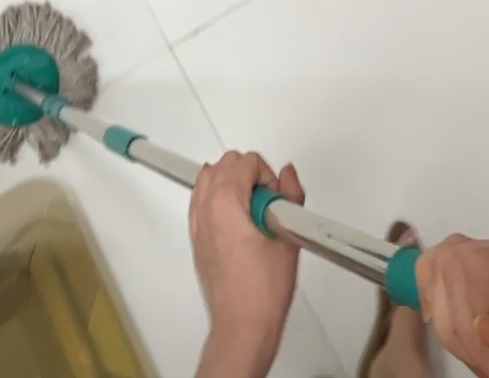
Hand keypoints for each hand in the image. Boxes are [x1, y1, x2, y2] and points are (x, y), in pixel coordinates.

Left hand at [189, 151, 305, 375]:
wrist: (243, 327)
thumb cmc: (263, 291)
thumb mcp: (289, 237)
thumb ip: (291, 196)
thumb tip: (288, 173)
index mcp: (226, 202)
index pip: (248, 161)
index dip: (269, 177)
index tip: (277, 200)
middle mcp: (206, 208)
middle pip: (226, 163)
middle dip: (250, 175)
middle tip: (268, 203)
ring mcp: (198, 223)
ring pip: (209, 177)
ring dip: (231, 182)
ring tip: (253, 209)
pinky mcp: (196, 238)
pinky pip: (200, 199)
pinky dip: (216, 197)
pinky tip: (236, 218)